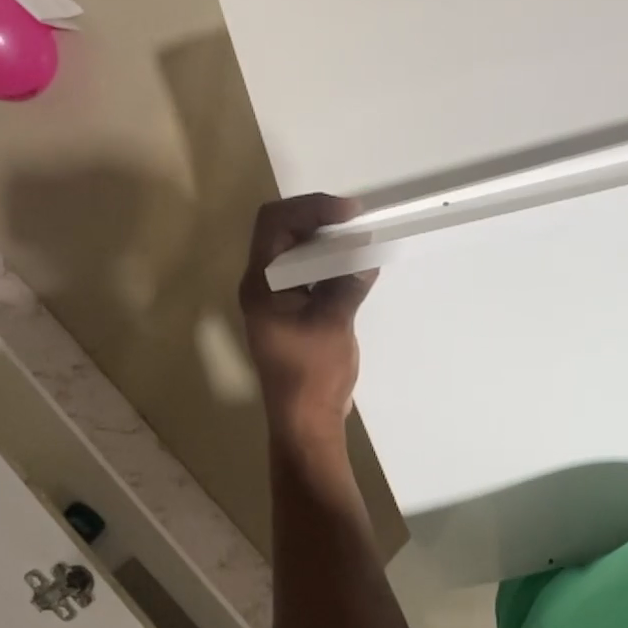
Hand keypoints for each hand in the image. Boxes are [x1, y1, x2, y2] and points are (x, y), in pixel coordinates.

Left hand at [238, 194, 378, 442]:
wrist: (306, 419)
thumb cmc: (312, 375)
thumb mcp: (333, 324)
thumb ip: (347, 284)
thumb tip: (365, 256)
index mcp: (261, 284)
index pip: (275, 223)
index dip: (311, 208)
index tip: (350, 212)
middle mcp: (262, 285)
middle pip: (283, 232)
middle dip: (320, 220)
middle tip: (357, 222)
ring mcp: (276, 299)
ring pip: (297, 253)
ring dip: (326, 242)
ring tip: (359, 241)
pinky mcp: (293, 313)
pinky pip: (308, 275)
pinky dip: (330, 265)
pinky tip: (353, 268)